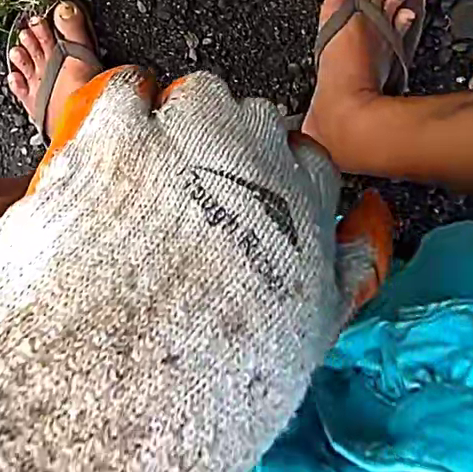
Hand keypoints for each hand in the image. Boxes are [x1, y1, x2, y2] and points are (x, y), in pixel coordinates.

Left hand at [0, 68, 391, 471]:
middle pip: (253, 119)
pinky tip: (116, 130)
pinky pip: (132, 85)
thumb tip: (369, 221)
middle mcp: (255, 160)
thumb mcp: (303, 335)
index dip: (276, 170)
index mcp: (301, 210)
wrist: (103, 386)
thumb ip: (343, 271)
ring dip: (183, 117)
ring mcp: (187, 135)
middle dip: (230, 142)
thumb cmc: (198, 377)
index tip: (251, 182)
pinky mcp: (123, 125)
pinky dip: (125, 99)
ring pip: (200, 94)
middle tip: (194, 178)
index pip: (309, 159)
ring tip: (155, 156)